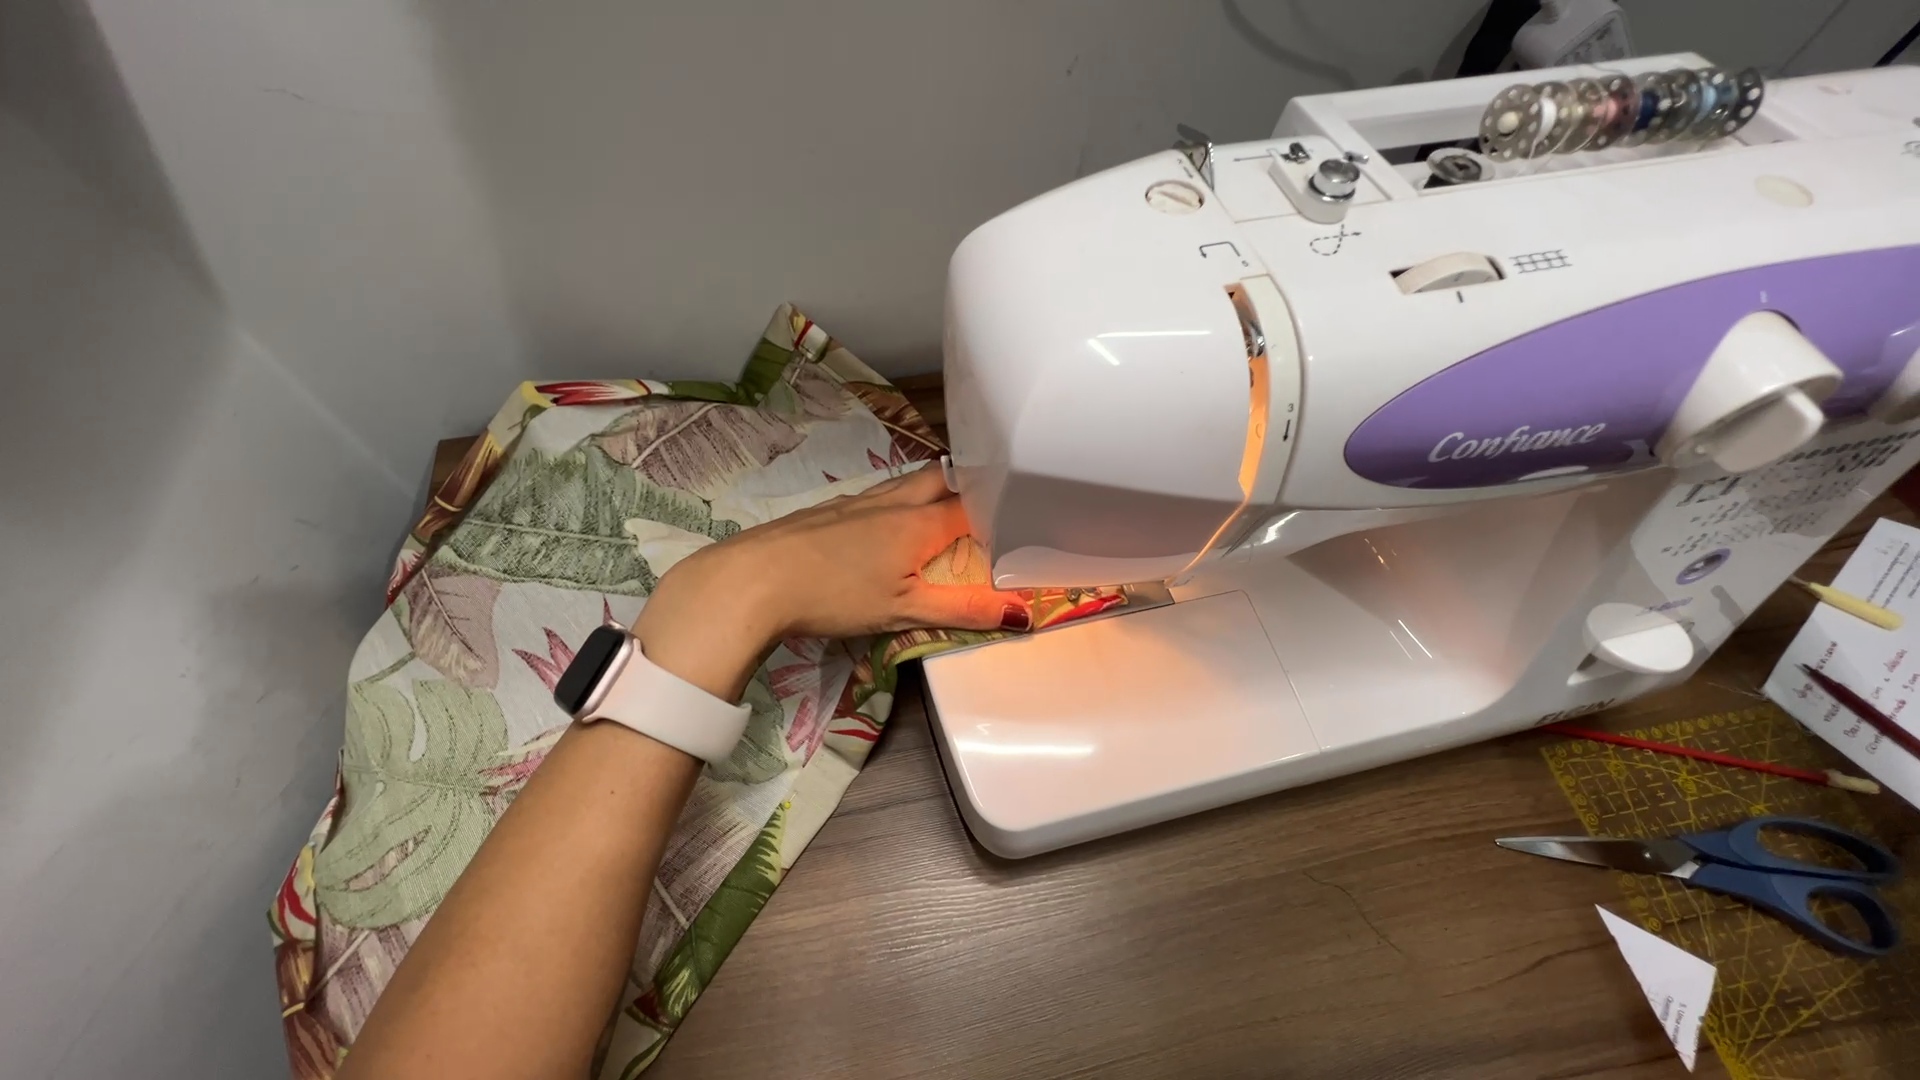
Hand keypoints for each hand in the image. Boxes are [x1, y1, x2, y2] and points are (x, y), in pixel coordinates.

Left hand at [633, 466, 1026, 700]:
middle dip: (965, 486)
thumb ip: (963, 609)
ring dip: (929, 489)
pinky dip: (893, 502)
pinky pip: (874, 495)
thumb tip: (1023, 615)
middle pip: (939, 477)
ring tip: (940, 509)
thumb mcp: (906, 610)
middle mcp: (891, 501)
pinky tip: (880, 526)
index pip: (972, 506)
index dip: (997, 512)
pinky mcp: (826, 510)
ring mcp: (854, 501)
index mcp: (918, 523)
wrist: (753, 580)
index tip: (1015, 524)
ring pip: (904, 482)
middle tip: (982, 506)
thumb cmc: (836, 596)